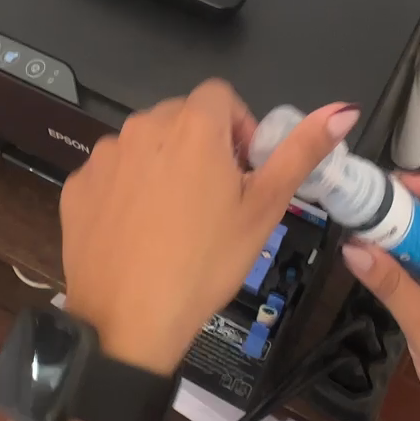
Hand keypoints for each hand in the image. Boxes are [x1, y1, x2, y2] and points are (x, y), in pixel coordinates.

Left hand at [59, 80, 355, 374]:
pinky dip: (128, 189)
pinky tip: (138, 231)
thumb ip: (302, 151)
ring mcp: (105, 155)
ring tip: (176, 220)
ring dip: (164, 164)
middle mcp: (143, 126)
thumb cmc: (206, 261)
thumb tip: (343, 109)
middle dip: (203, 145)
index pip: (221, 96)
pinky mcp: (77, 185)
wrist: (129, 324)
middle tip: (216, 200)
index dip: (238, 127)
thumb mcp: (265, 207)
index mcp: (193, 125)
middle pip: (182, 116)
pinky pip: (112, 172)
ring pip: (146, 144)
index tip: (243, 171)